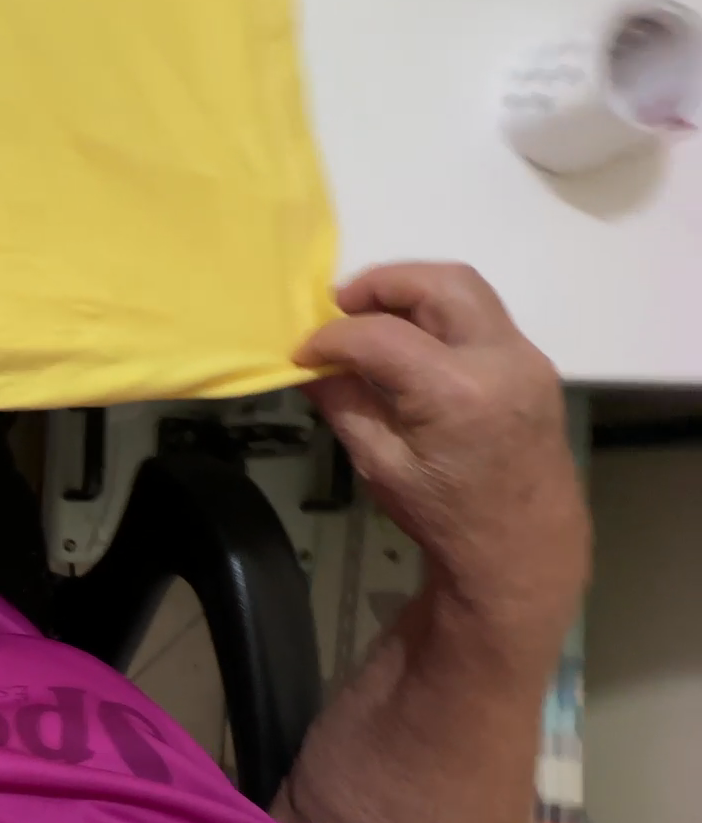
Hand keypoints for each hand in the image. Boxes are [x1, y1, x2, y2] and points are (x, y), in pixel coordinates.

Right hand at [296, 262, 589, 627]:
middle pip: (440, 283)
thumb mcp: (375, 462)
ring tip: (361, 321)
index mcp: (455, 391)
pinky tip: (395, 344)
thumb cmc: (439, 510)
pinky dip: (427, 313)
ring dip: (405, 293)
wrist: (519, 539)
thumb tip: (308, 368)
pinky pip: (473, 314)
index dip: (328, 337)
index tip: (299, 356)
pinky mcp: (524, 362)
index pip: (379, 334)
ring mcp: (521, 356)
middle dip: (378, 285)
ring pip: (464, 288)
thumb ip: (343, 404)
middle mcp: (499, 359)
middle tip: (334, 309)